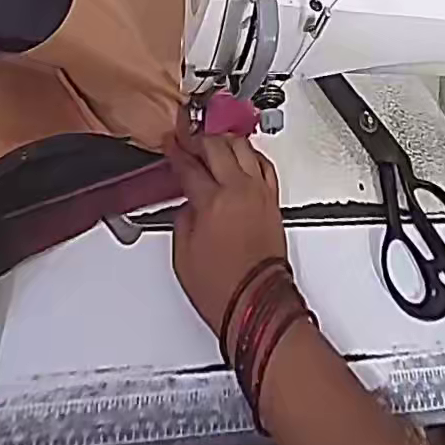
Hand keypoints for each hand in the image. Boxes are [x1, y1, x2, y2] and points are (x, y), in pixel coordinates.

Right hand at [165, 131, 287, 344]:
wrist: (257, 305)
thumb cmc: (224, 288)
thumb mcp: (183, 255)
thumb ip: (182, 218)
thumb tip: (187, 202)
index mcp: (212, 202)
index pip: (189, 164)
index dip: (176, 151)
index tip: (171, 144)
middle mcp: (238, 191)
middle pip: (216, 146)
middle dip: (198, 139)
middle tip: (189, 139)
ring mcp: (259, 193)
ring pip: (243, 147)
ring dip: (225, 141)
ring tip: (214, 143)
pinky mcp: (272, 200)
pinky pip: (264, 164)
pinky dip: (251, 155)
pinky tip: (243, 155)